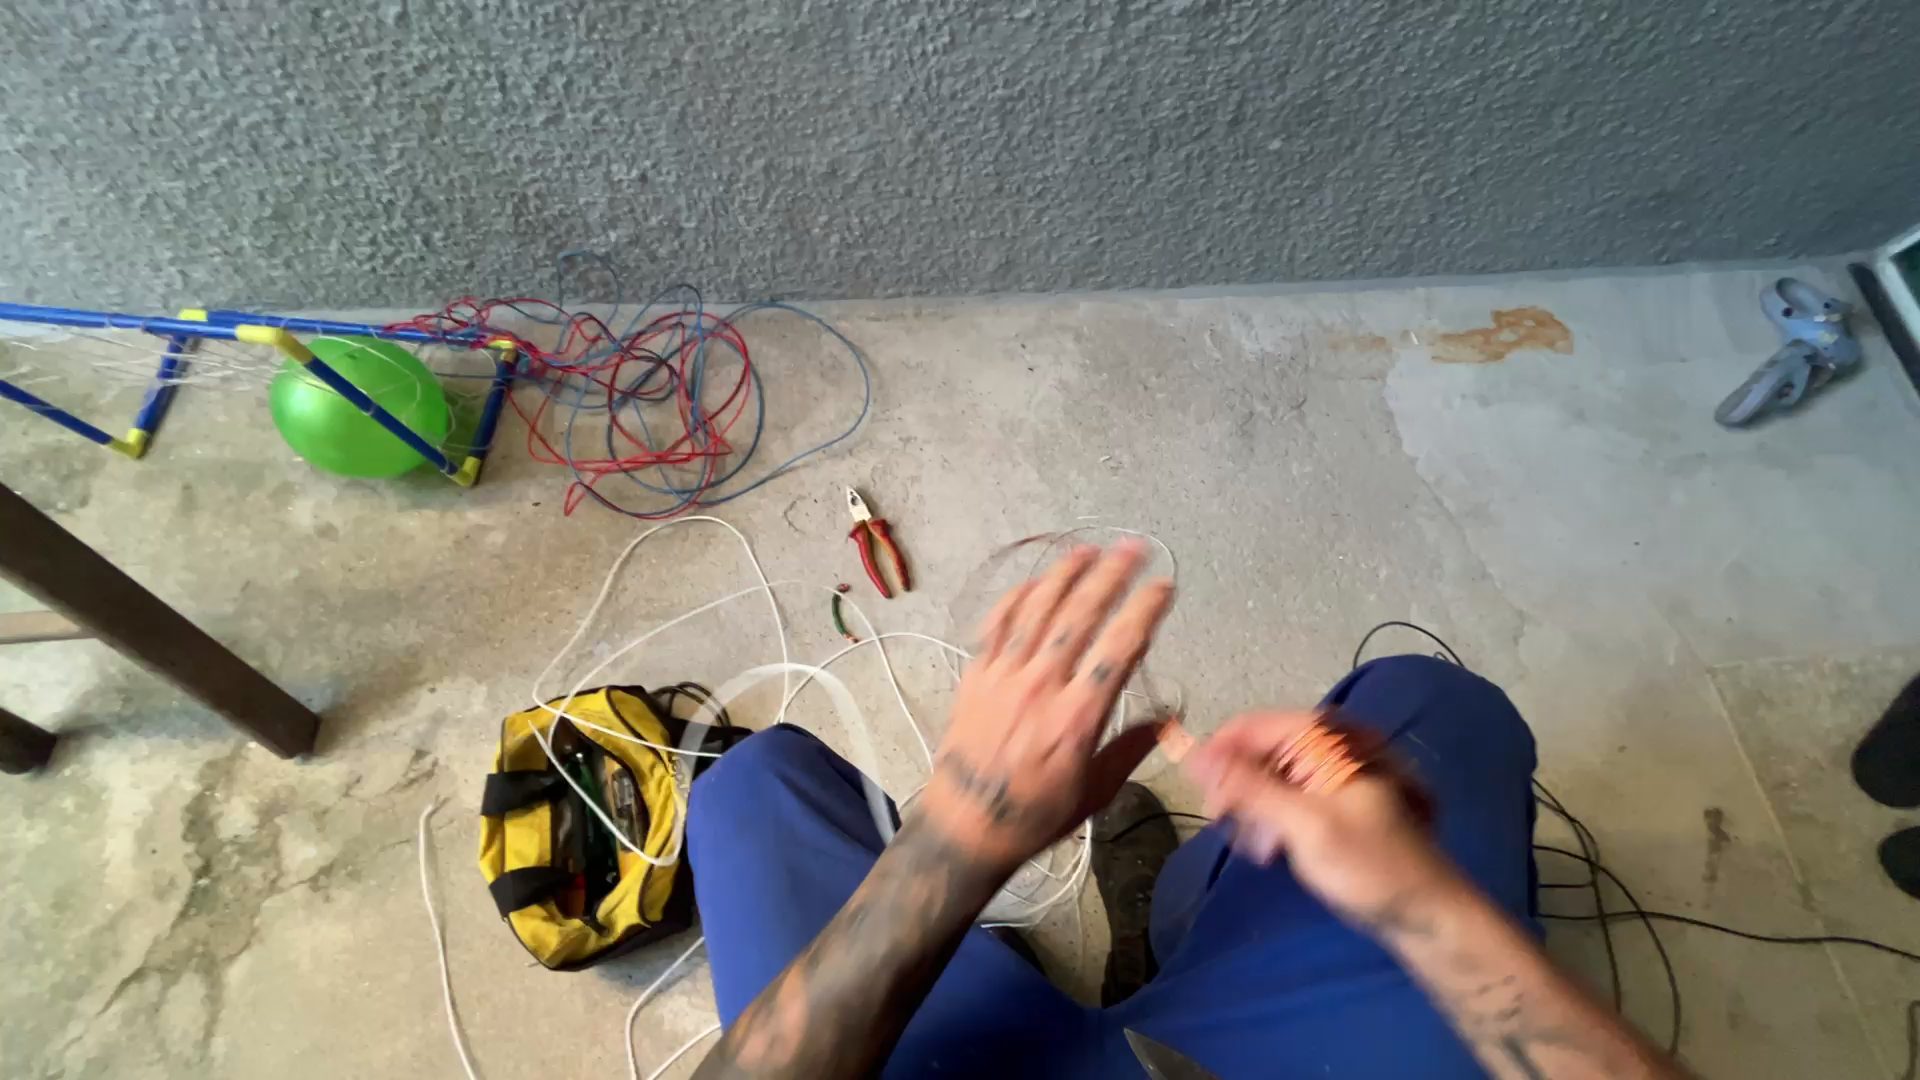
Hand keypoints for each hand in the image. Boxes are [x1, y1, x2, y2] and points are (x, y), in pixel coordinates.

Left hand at [918, 541, 1175, 874]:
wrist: (964, 823)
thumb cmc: (1035, 814)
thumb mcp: (1095, 792)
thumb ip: (1131, 749)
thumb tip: (1168, 720)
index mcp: (1077, 716)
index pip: (1120, 648)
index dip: (1144, 611)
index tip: (1162, 586)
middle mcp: (1041, 685)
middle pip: (1080, 615)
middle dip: (1110, 576)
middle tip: (1133, 547)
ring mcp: (1004, 674)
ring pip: (1038, 610)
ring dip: (1064, 574)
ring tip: (1087, 549)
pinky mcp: (976, 673)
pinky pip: (997, 624)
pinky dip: (1017, 598)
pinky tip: (1035, 582)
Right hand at [1184, 709, 1461, 924]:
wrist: (1430, 918)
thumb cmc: (1371, 866)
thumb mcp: (1303, 825)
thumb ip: (1247, 786)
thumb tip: (1192, 754)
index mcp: (1324, 740)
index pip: (1250, 726)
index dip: (1217, 751)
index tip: (1197, 788)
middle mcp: (1323, 749)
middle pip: (1254, 750)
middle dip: (1233, 786)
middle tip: (1222, 823)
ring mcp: (1325, 777)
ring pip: (1262, 776)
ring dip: (1248, 807)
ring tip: (1252, 845)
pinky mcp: (1324, 804)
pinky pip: (1278, 797)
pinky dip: (1266, 819)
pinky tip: (1267, 847)